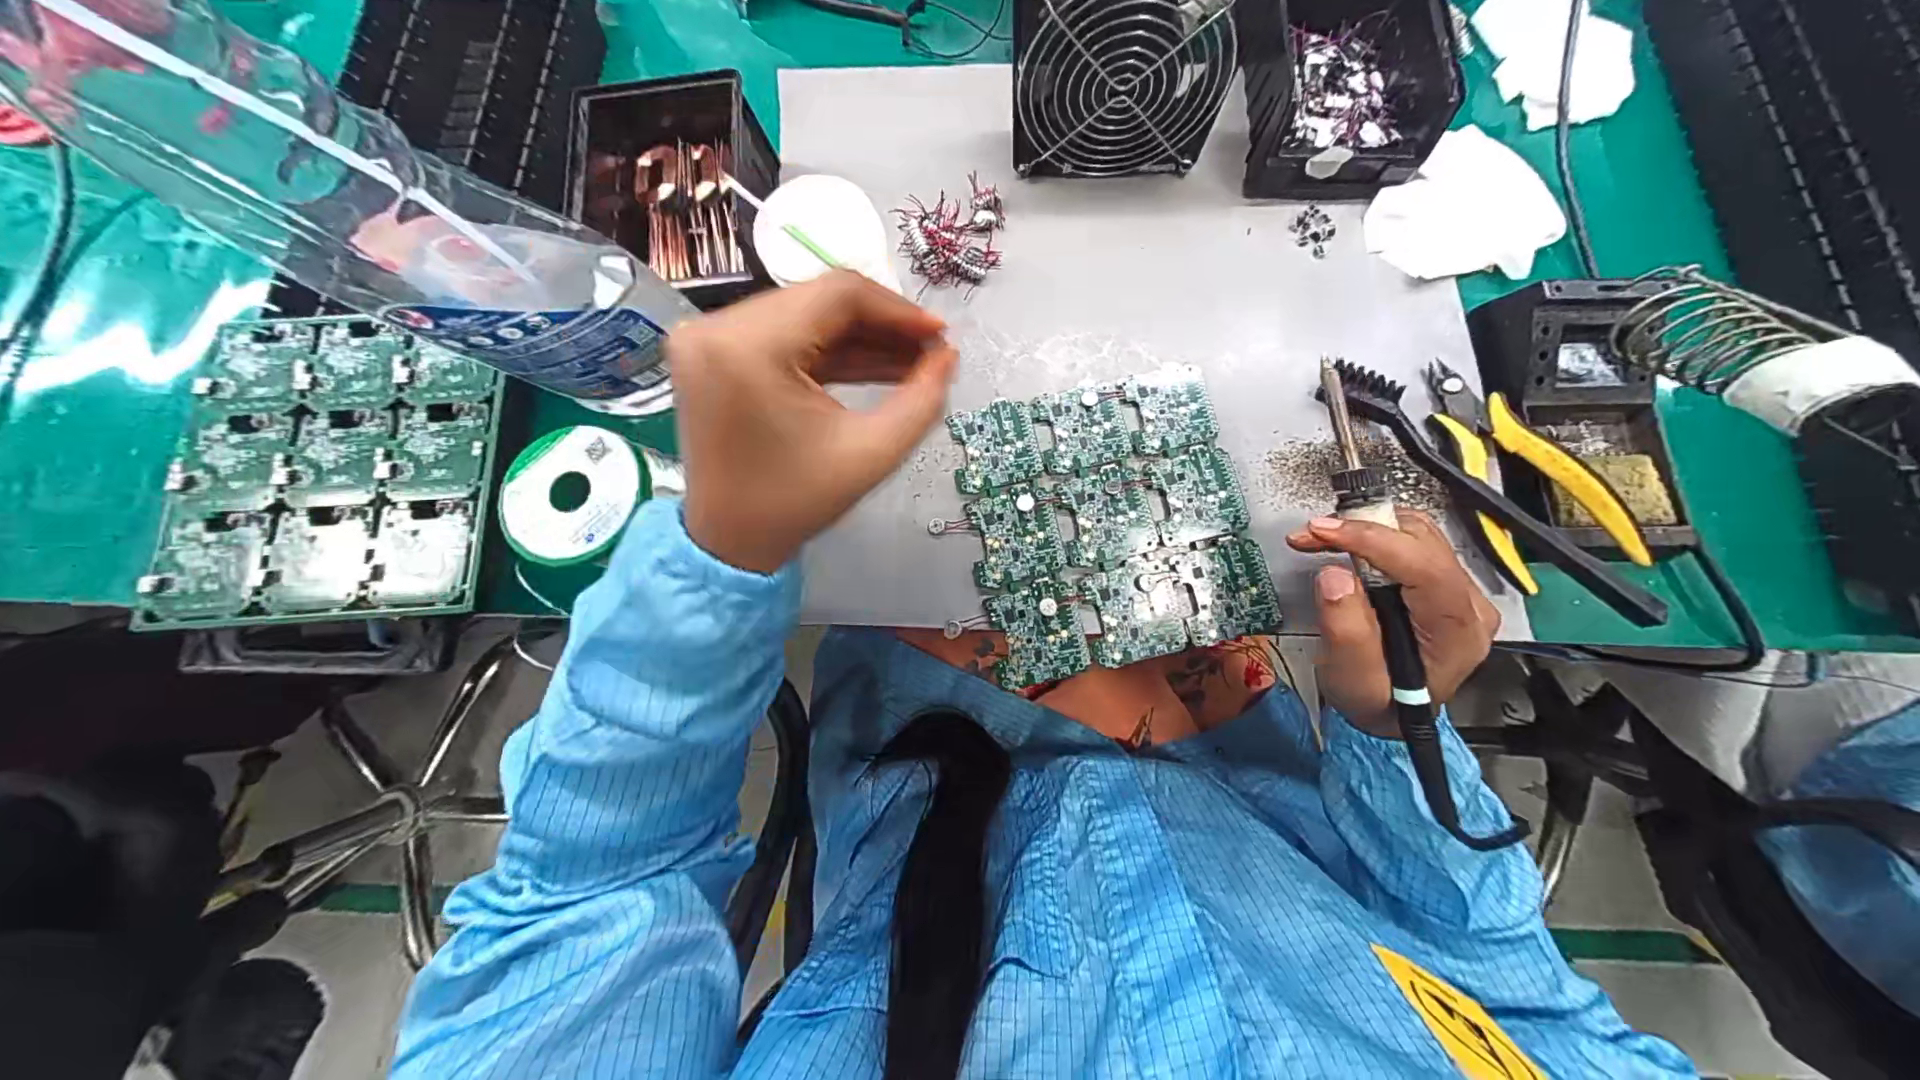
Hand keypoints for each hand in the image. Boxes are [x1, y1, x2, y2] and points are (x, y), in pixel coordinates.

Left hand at [671, 271, 957, 573]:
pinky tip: (875, 365)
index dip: (898, 310)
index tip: (938, 334)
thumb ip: (921, 399)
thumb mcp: (872, 453)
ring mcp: (709, 338)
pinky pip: (784, 335)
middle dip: (882, 325)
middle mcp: (716, 327)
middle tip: (928, 350)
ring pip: (805, 315)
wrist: (730, 541)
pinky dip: (830, 350)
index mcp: (748, 348)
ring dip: (861, 337)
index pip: (837, 294)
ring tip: (910, 361)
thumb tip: (948, 354)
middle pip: (819, 300)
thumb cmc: (796, 503)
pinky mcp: (714, 352)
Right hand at [1285, 510, 1499, 736]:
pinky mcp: (1439, 581)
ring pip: (1417, 534)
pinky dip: (1370, 534)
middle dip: (1361, 530)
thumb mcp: (1352, 678)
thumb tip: (1335, 577)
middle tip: (1310, 535)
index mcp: (1457, 632)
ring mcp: (1459, 590)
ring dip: (1363, 528)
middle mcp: (1469, 605)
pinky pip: (1410, 542)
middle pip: (1422, 543)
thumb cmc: (1376, 700)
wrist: (1389, 710)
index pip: (1425, 568)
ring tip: (1320, 538)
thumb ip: (1346, 631)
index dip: (1372, 541)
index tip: (1323, 533)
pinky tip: (1341, 542)